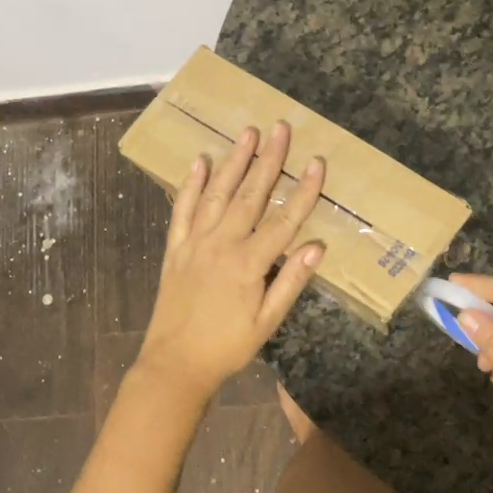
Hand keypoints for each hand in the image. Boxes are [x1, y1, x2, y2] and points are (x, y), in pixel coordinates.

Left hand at [137, 122, 325, 398]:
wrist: (175, 364)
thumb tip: (316, 247)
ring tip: (246, 132)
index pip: (283, 220)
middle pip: (250, 195)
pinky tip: (200, 161)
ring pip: (217, 194)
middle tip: (280, 128)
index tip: (317, 162)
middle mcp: (221, 245)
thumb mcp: (267, 322)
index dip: (303, 191)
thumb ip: (290, 282)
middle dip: (268, 160)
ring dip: (233, 162)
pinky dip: (190, 185)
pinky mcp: (175, 249)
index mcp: (249, 264)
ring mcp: (195, 244)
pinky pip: (182, 210)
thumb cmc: (227, 347)